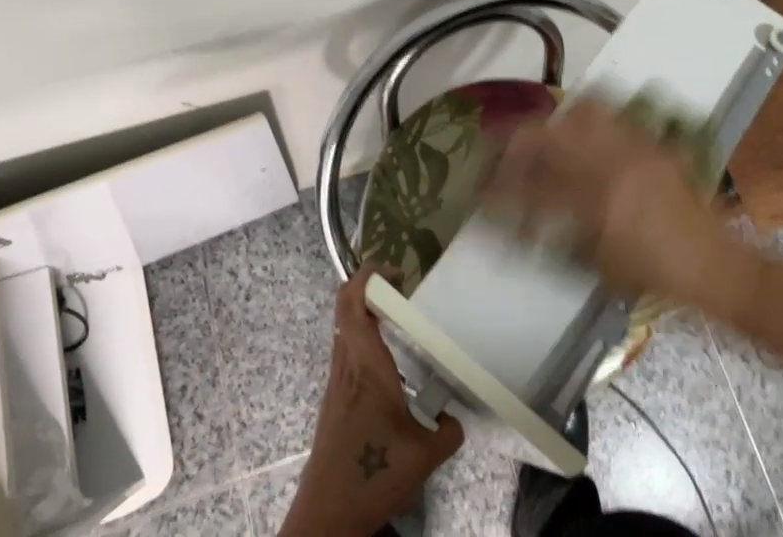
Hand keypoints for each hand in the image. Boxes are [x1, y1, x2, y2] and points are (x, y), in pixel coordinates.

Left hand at [281, 265, 464, 536]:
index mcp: (367, 368)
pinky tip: (392, 363)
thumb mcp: (426, 455)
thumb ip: (449, 430)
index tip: (398, 271)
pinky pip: (347, 354)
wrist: (327, 515)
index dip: (369, 276)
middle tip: (405, 289)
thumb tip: (455, 418)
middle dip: (370, 288)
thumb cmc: (373, 475)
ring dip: (366, 314)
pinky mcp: (334, 402)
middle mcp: (346, 367)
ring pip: (344, 331)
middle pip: (345, 310)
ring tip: (403, 319)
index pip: (354, 304)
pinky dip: (365, 341)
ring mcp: (336, 384)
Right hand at [484, 99, 736, 303]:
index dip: (497, 187)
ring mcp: (635, 150)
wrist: (714, 265)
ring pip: (582, 113)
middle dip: (514, 141)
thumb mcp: (599, 264)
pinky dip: (592, 110)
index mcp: (595, 206)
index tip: (477, 188)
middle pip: (548, 138)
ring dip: (555, 119)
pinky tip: (582, 120)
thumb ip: (557, 235)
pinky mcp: (654, 143)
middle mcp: (612, 168)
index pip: (530, 188)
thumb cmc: (655, 276)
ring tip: (542, 130)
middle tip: (499, 149)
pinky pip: (618, 113)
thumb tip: (523, 218)